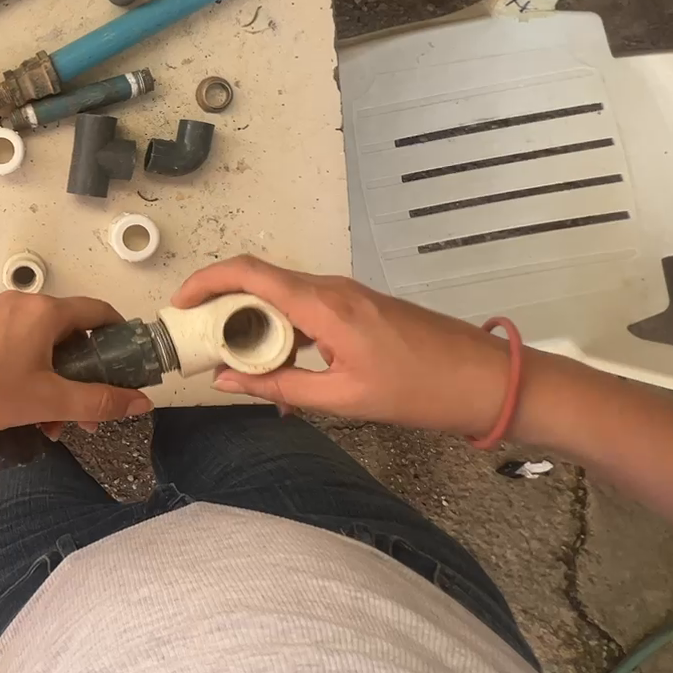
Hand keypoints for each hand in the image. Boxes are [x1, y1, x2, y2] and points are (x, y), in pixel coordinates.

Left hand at [0, 292, 153, 457]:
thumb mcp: (49, 400)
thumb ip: (99, 401)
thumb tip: (143, 402)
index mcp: (45, 310)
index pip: (97, 310)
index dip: (119, 335)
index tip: (128, 365)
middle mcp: (22, 302)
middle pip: (69, 333)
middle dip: (82, 376)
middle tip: (85, 416)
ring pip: (41, 344)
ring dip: (54, 381)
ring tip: (49, 425)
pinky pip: (17, 345)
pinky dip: (29, 373)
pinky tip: (22, 410)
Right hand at [172, 255, 519, 438]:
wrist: (494, 380)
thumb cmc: (420, 391)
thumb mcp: (344, 399)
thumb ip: (279, 388)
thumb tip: (224, 380)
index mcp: (322, 304)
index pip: (247, 273)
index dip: (204, 281)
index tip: (179, 306)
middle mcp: (327, 287)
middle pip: (256, 278)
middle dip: (218, 301)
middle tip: (198, 336)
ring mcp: (343, 292)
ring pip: (277, 291)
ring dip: (247, 314)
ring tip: (230, 350)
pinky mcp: (355, 303)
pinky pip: (300, 302)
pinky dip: (275, 321)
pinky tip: (276, 354)